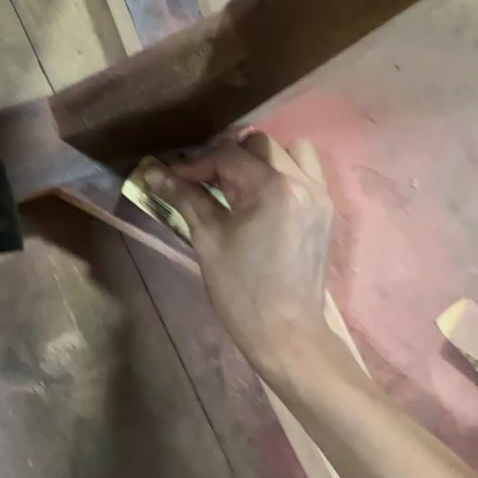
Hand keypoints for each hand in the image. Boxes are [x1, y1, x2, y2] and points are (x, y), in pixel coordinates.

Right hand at [147, 132, 341, 377]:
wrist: (286, 333)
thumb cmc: (241, 288)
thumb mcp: (208, 238)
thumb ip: (185, 196)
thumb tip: (152, 171)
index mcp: (274, 188)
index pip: (228, 156)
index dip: (195, 164)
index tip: (172, 178)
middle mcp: (303, 183)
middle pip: (260, 145)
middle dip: (227, 156)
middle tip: (201, 180)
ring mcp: (320, 196)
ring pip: (290, 151)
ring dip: (260, 158)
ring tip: (235, 183)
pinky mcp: (325, 211)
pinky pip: (306, 172)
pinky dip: (282, 172)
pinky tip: (259, 195)